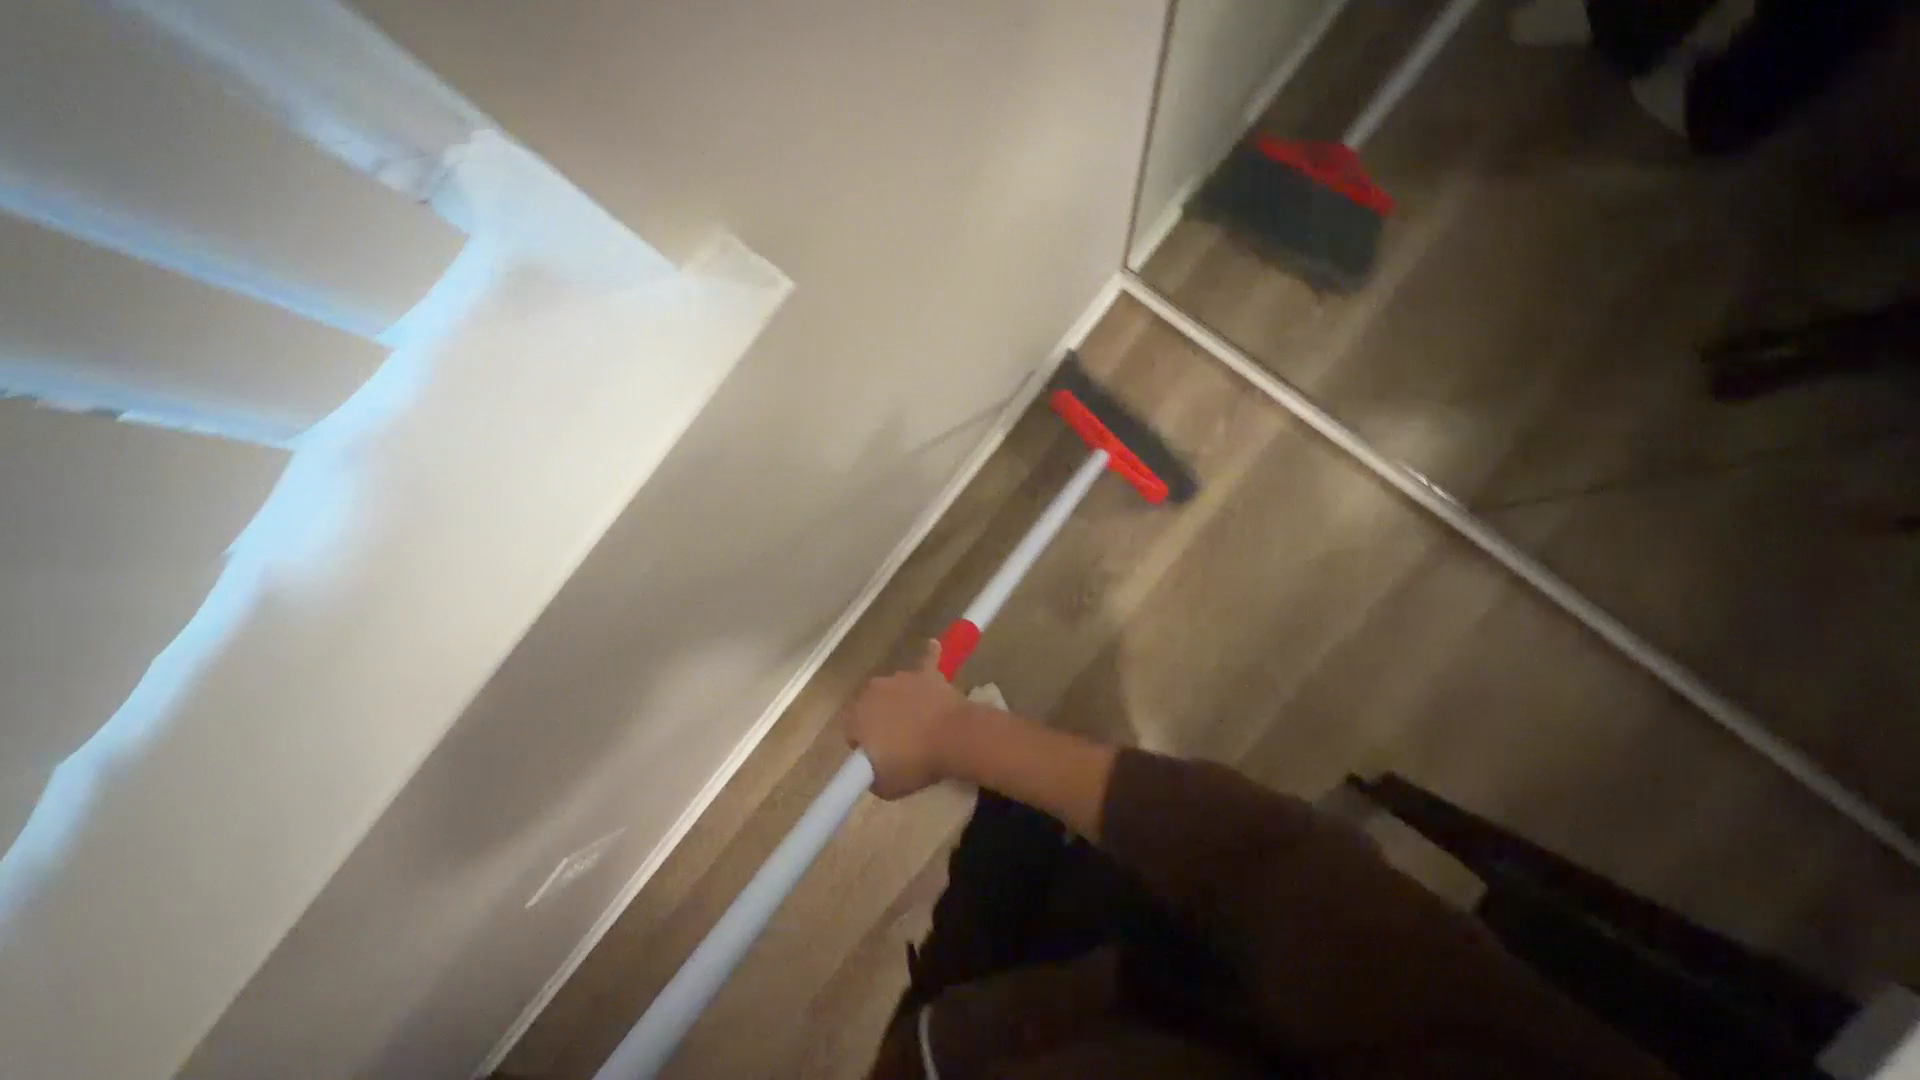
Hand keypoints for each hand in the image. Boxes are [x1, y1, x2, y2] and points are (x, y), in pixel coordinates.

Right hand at [842, 639, 970, 799]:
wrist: (953, 738)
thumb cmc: (915, 763)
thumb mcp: (884, 785)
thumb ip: (871, 776)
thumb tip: (873, 770)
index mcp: (856, 716)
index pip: (850, 731)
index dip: (863, 746)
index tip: (879, 759)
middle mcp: (873, 691)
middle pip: (870, 707)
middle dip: (879, 721)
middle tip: (899, 743)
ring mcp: (901, 678)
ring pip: (894, 690)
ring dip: (901, 702)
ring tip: (919, 721)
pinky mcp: (927, 674)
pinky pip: (926, 660)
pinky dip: (929, 655)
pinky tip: (932, 645)